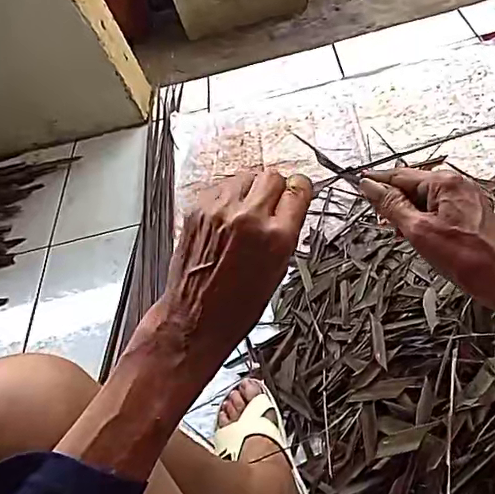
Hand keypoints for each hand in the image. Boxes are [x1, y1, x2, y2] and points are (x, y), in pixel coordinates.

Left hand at [65, 170, 312, 478]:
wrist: (194, 317)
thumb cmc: (237, 305)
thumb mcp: (278, 269)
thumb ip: (286, 231)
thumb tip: (292, 204)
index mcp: (276, 237)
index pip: (298, 189)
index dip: (299, 190)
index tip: (298, 192)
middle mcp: (248, 218)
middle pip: (272, 176)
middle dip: (276, 188)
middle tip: (272, 204)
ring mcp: (219, 211)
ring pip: (246, 176)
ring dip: (251, 189)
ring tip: (248, 211)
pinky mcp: (198, 210)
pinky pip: (222, 187)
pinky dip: (228, 197)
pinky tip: (228, 218)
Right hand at [359, 167, 494, 309]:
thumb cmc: (468, 259)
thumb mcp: (419, 232)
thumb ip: (392, 206)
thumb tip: (370, 187)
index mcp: (447, 182)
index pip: (401, 175)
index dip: (378, 182)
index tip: (359, 184)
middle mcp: (459, 185)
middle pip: (414, 186)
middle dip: (396, 204)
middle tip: (384, 222)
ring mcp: (468, 199)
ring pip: (426, 200)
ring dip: (410, 215)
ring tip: (406, 236)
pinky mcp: (472, 215)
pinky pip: (440, 210)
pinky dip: (426, 221)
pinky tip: (423, 239)